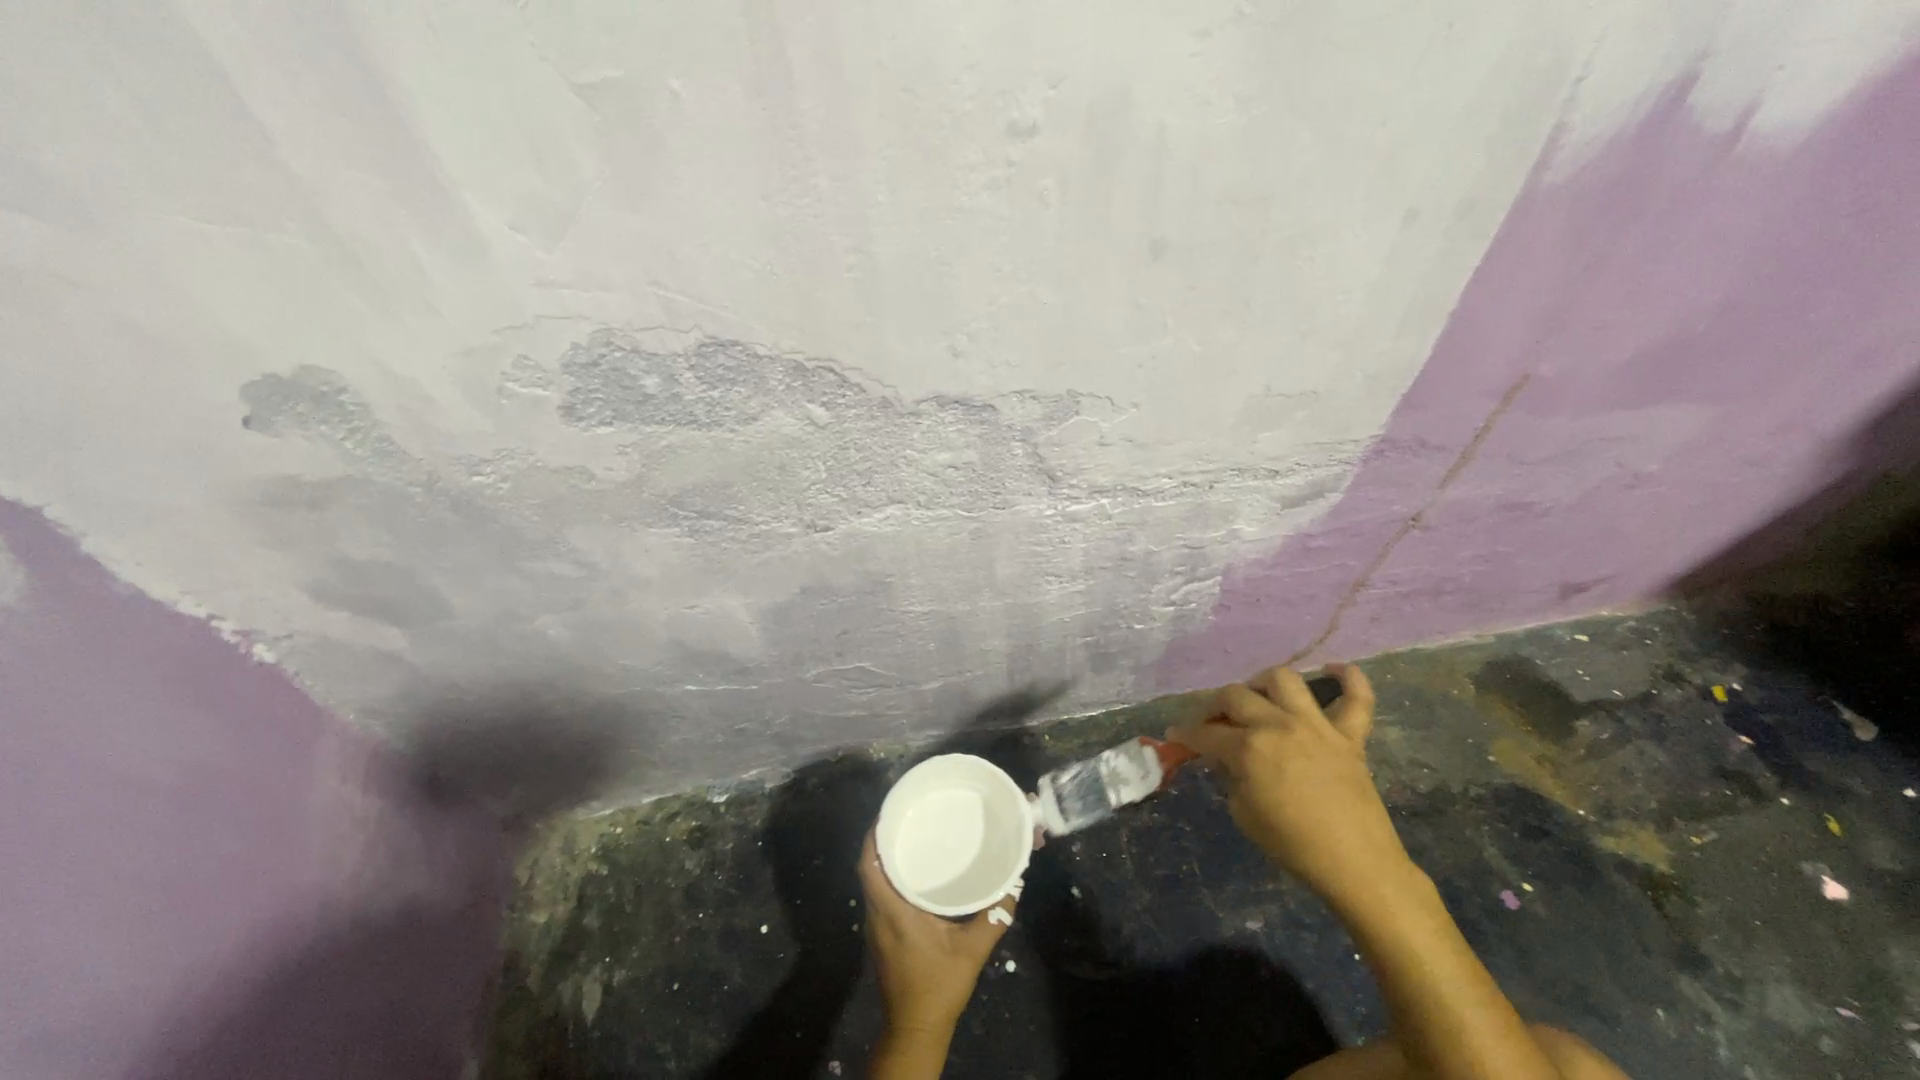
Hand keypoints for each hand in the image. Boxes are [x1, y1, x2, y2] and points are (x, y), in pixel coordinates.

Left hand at [857, 829, 1014, 1034]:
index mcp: (892, 911)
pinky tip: (910, 875)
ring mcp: (875, 929)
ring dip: (883, 862)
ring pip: (871, 884)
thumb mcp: (973, 949)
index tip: (888, 814)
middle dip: (879, 843)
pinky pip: (878, 897)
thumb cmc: (940, 985)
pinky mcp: (880, 938)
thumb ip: (995, 915)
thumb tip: (1015, 884)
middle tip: (904, 820)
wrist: (917, 1027)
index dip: (872, 838)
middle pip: (868, 870)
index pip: (869, 866)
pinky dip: (887, 880)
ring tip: (908, 839)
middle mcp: (877, 915)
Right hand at [1167, 663, 1413, 907]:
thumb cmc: (1292, 845)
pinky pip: (1358, 697)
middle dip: (1214, 706)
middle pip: (1235, 695)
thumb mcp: (1244, 814)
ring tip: (1258, 697)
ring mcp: (1317, 726)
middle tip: (1211, 722)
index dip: (1186, 734)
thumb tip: (1228, 760)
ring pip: (1285, 679)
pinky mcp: (1351, 735)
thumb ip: (1231, 778)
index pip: (1206, 734)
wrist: (1355, 864)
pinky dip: (1349, 678)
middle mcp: (1279, 725)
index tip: (1175, 735)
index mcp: (1248, 749)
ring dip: (1263, 683)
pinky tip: (1335, 670)